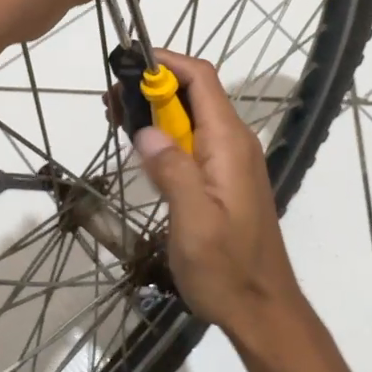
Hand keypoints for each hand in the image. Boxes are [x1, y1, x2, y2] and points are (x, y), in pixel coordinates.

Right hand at [130, 51, 305, 344]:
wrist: (261, 308)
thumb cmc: (227, 268)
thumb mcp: (194, 222)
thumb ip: (172, 171)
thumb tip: (144, 130)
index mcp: (229, 143)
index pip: (201, 78)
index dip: (165, 62)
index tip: (125, 67)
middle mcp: (233, 142)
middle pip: (193, 93)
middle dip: (151, 87)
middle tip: (110, 104)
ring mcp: (230, 160)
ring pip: (190, 116)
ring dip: (154, 112)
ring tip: (116, 121)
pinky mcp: (223, 178)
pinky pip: (193, 141)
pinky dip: (164, 136)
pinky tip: (141, 152)